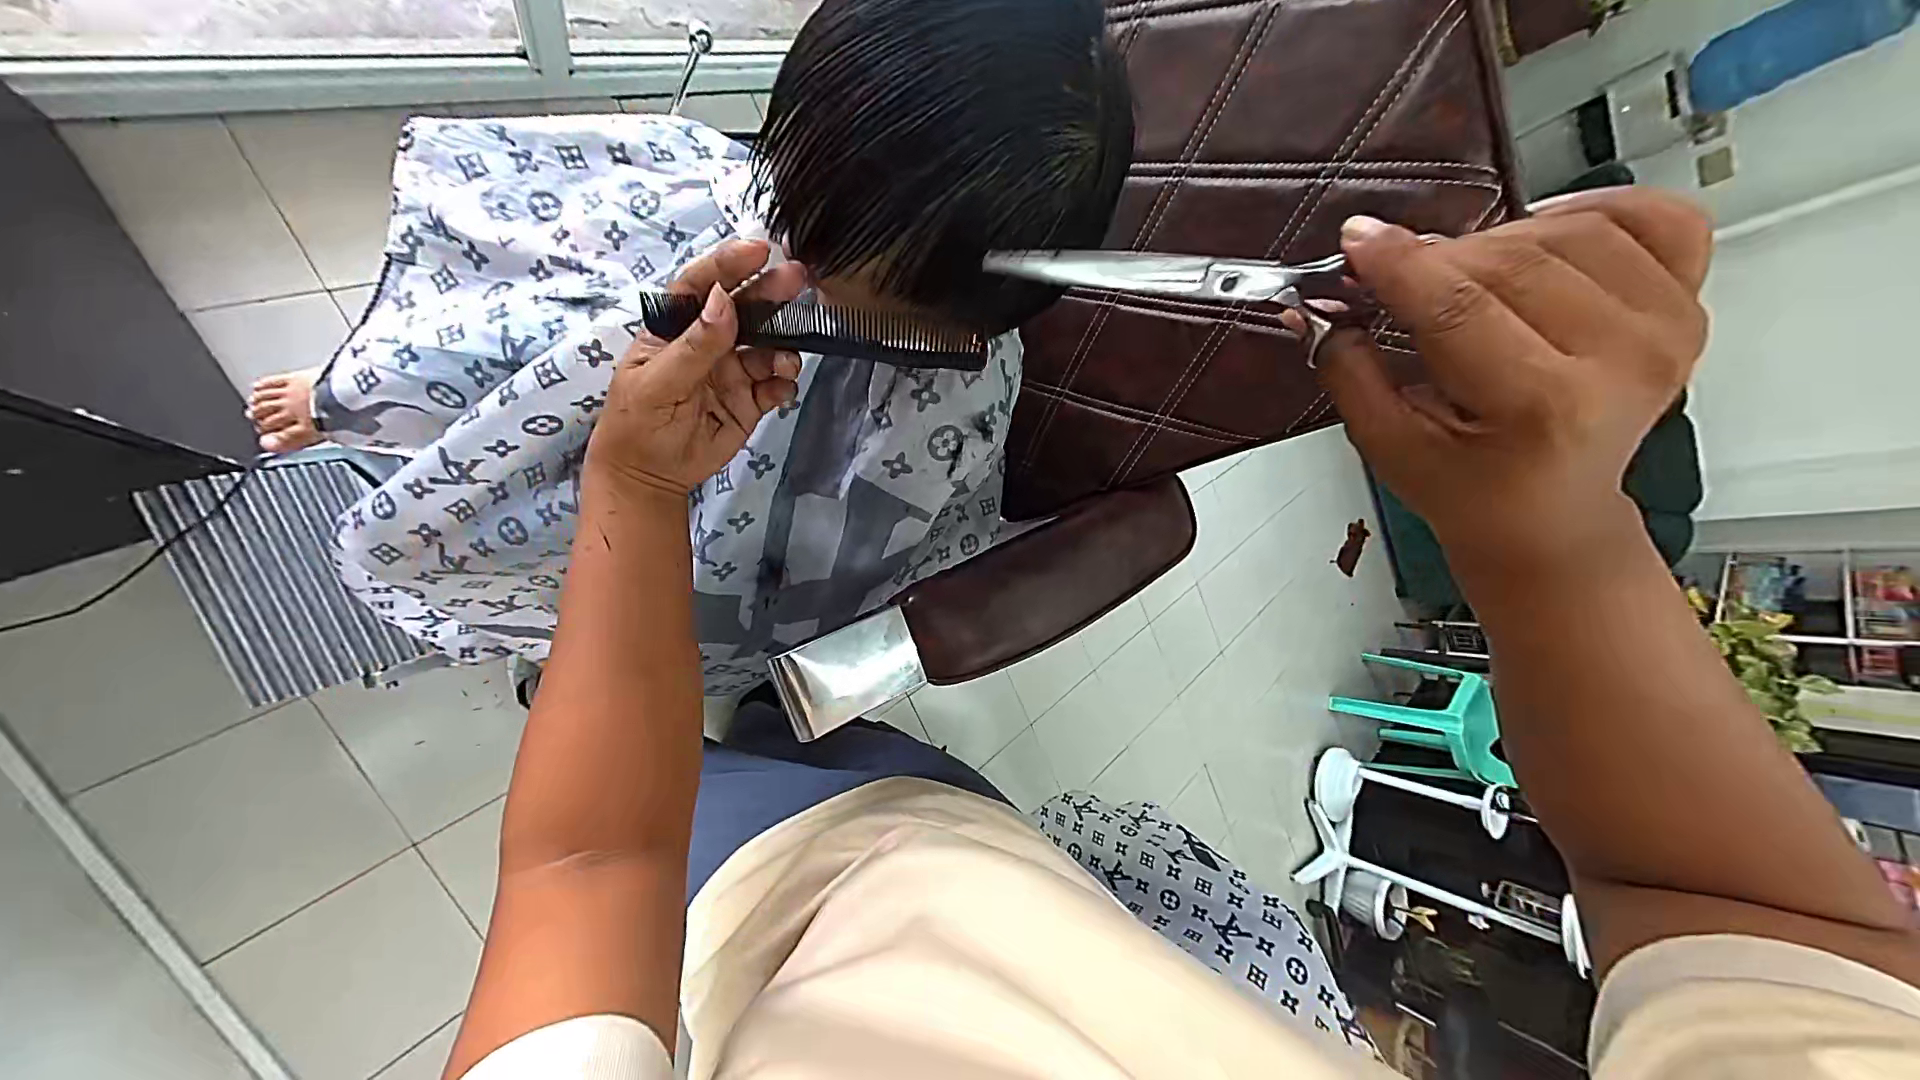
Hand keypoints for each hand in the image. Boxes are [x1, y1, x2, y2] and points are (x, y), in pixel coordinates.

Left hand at [586, 238, 806, 497]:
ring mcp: (732, 372)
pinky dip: (784, 385)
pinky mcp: (750, 401)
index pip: (702, 287)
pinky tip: (781, 390)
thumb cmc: (638, 423)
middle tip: (798, 279)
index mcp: (677, 329)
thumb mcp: (659, 382)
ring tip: (786, 362)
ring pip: (767, 349)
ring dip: (783, 349)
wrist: (650, 476)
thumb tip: (723, 301)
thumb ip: (695, 344)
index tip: (759, 250)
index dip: (729, 266)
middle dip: (770, 294)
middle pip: (744, 311)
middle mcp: (709, 344)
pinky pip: (775, 386)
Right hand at [1310, 187, 1712, 562]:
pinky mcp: (1688, 306)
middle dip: (1434, 257)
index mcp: (1539, 405)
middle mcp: (1620, 359)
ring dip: (1493, 239)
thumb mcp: (1384, 443)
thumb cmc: (1462, 488)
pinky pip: (1656, 219)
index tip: (1358, 239)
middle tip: (1389, 270)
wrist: (1542, 514)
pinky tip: (1542, 229)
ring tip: (1452, 272)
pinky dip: (1593, 208)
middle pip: (1511, 262)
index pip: (1459, 308)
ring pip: (1571, 231)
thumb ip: (1348, 371)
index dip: (1399, 266)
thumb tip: (1317, 309)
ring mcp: (1666, 328)